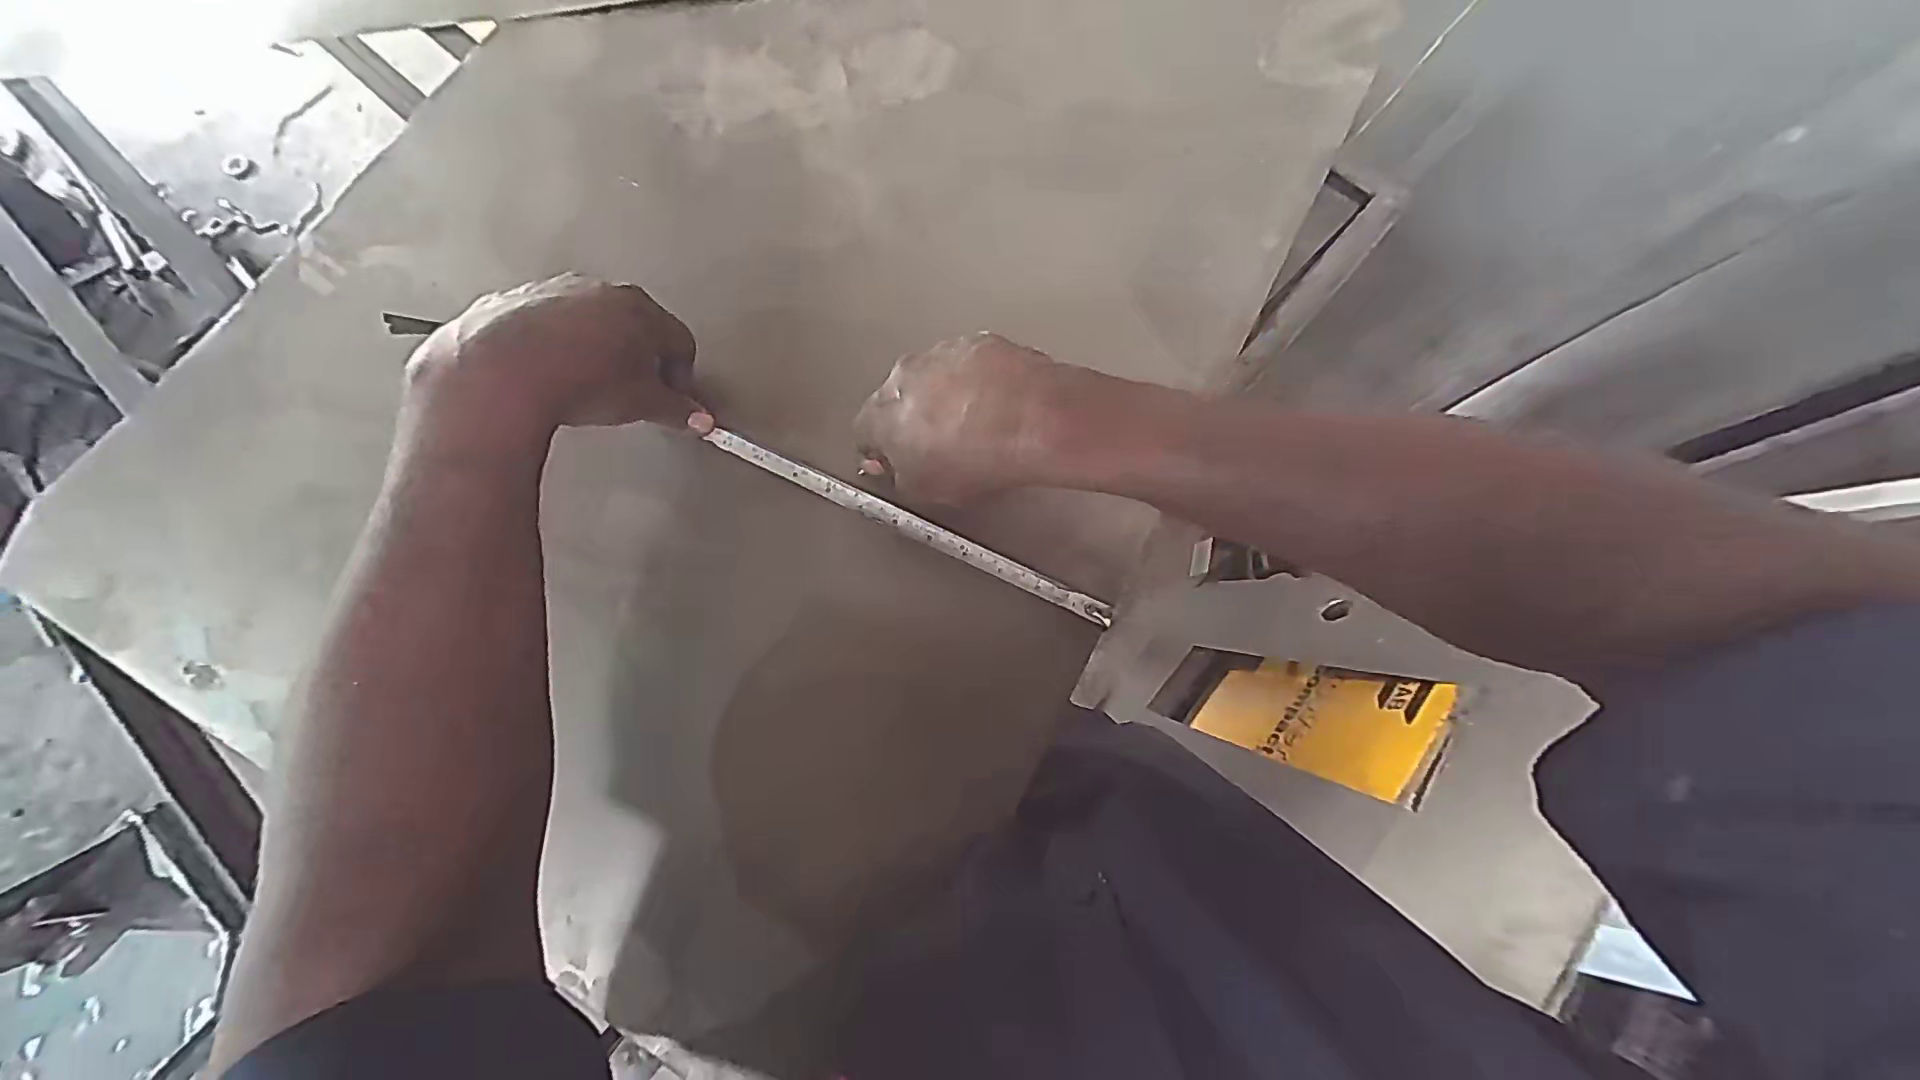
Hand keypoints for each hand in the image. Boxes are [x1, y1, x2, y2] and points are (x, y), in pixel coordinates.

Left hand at [405, 274, 709, 436]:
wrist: (500, 375)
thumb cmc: (572, 379)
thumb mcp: (642, 404)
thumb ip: (677, 410)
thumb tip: (693, 417)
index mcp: (641, 308)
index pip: (681, 342)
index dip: (682, 377)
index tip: (673, 398)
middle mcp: (601, 291)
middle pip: (640, 326)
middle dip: (643, 359)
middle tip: (637, 392)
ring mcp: (558, 292)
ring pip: (595, 322)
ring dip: (601, 350)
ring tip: (593, 386)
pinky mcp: (520, 302)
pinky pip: (554, 324)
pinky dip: (561, 346)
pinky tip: (559, 375)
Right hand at [853, 332, 1079, 503]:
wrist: (1034, 421)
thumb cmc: (980, 456)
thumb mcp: (926, 491)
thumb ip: (899, 478)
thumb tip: (898, 472)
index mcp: (881, 413)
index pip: (865, 432)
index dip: (884, 451)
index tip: (901, 461)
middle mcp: (904, 375)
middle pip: (898, 399)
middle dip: (914, 419)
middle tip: (943, 446)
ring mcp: (943, 353)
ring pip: (934, 377)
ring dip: (947, 396)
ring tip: (977, 427)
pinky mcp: (980, 343)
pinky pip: (970, 364)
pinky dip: (979, 381)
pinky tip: (999, 406)